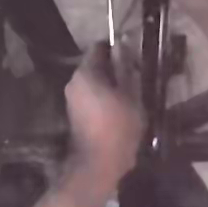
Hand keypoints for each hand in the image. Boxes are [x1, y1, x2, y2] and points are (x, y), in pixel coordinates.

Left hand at [65, 43, 142, 177]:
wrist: (98, 163)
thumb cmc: (118, 127)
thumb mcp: (130, 94)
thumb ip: (125, 67)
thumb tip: (122, 43)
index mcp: (85, 73)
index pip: (98, 47)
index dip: (116, 48)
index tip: (133, 56)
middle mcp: (73, 81)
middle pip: (94, 64)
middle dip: (114, 67)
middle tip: (136, 76)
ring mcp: (71, 97)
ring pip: (93, 81)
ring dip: (110, 83)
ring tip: (131, 93)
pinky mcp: (74, 112)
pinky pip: (89, 95)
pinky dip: (103, 96)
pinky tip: (119, 106)